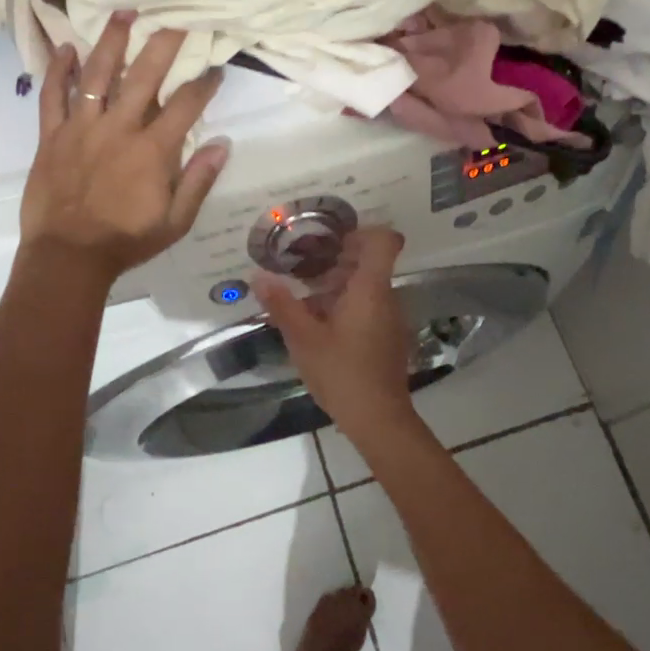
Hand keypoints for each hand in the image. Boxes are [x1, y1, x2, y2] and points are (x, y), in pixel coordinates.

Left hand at [19, 15, 227, 280]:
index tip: (216, 68)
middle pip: (143, 75)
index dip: (204, 84)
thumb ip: (199, 181)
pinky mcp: (50, 137)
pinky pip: (52, 96)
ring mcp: (80, 129)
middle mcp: (118, 129)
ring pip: (96, 75)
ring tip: (122, 13)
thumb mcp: (176, 221)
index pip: (185, 105)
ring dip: (111, 41)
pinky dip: (57, 70)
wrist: (68, 257)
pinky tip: (66, 48)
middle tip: (176, 19)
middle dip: (163, 43)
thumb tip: (223, 144)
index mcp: (152, 150)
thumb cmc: (126, 241)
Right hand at [257, 227, 420, 435]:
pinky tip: (320, 325)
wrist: (379, 419)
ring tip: (304, 298)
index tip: (330, 240)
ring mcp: (391, 318)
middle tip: (303, 267)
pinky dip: (347, 306)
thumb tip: (258, 275)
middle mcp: (386, 297)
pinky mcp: (388, 337)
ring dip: (339, 285)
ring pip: (367, 286)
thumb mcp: (303, 339)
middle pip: (370, 261)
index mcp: (370, 289)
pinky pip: (369, 307)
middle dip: (338, 259)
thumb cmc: (342, 373)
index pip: (384, 240)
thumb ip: (282, 305)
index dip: (360, 231)